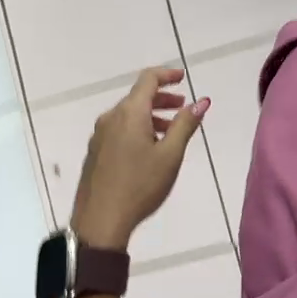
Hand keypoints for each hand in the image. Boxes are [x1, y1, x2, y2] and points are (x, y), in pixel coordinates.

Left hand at [69, 67, 210, 250]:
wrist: (99, 222)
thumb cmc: (140, 186)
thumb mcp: (170, 155)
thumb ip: (185, 125)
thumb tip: (202, 101)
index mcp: (130, 112)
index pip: (148, 79)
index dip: (167, 75)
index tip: (183, 78)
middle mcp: (111, 117)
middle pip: (138, 97)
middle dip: (162, 98)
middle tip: (182, 108)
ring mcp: (99, 135)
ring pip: (128, 114)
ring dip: (150, 116)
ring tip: (169, 133)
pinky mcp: (94, 152)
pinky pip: (118, 129)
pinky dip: (136, 128)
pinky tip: (147, 150)